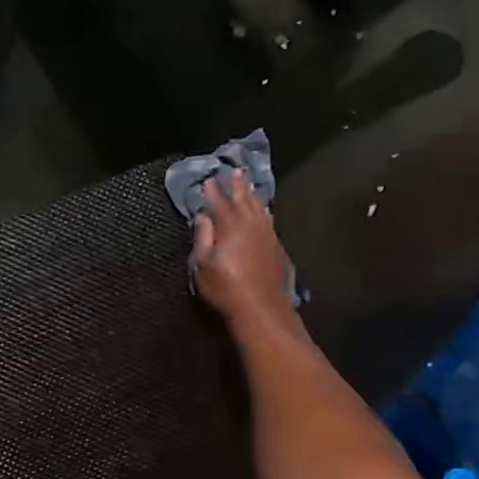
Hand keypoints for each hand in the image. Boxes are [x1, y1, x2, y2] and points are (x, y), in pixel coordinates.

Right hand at [190, 171, 294, 323]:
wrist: (260, 307)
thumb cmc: (224, 287)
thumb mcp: (202, 264)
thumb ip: (203, 237)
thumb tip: (203, 217)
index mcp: (230, 228)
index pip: (220, 204)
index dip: (213, 192)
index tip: (208, 180)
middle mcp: (251, 226)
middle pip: (243, 201)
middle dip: (237, 186)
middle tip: (235, 171)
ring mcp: (266, 235)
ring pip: (259, 208)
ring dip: (252, 195)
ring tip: (248, 184)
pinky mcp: (275, 246)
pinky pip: (268, 219)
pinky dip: (263, 210)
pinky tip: (264, 209)